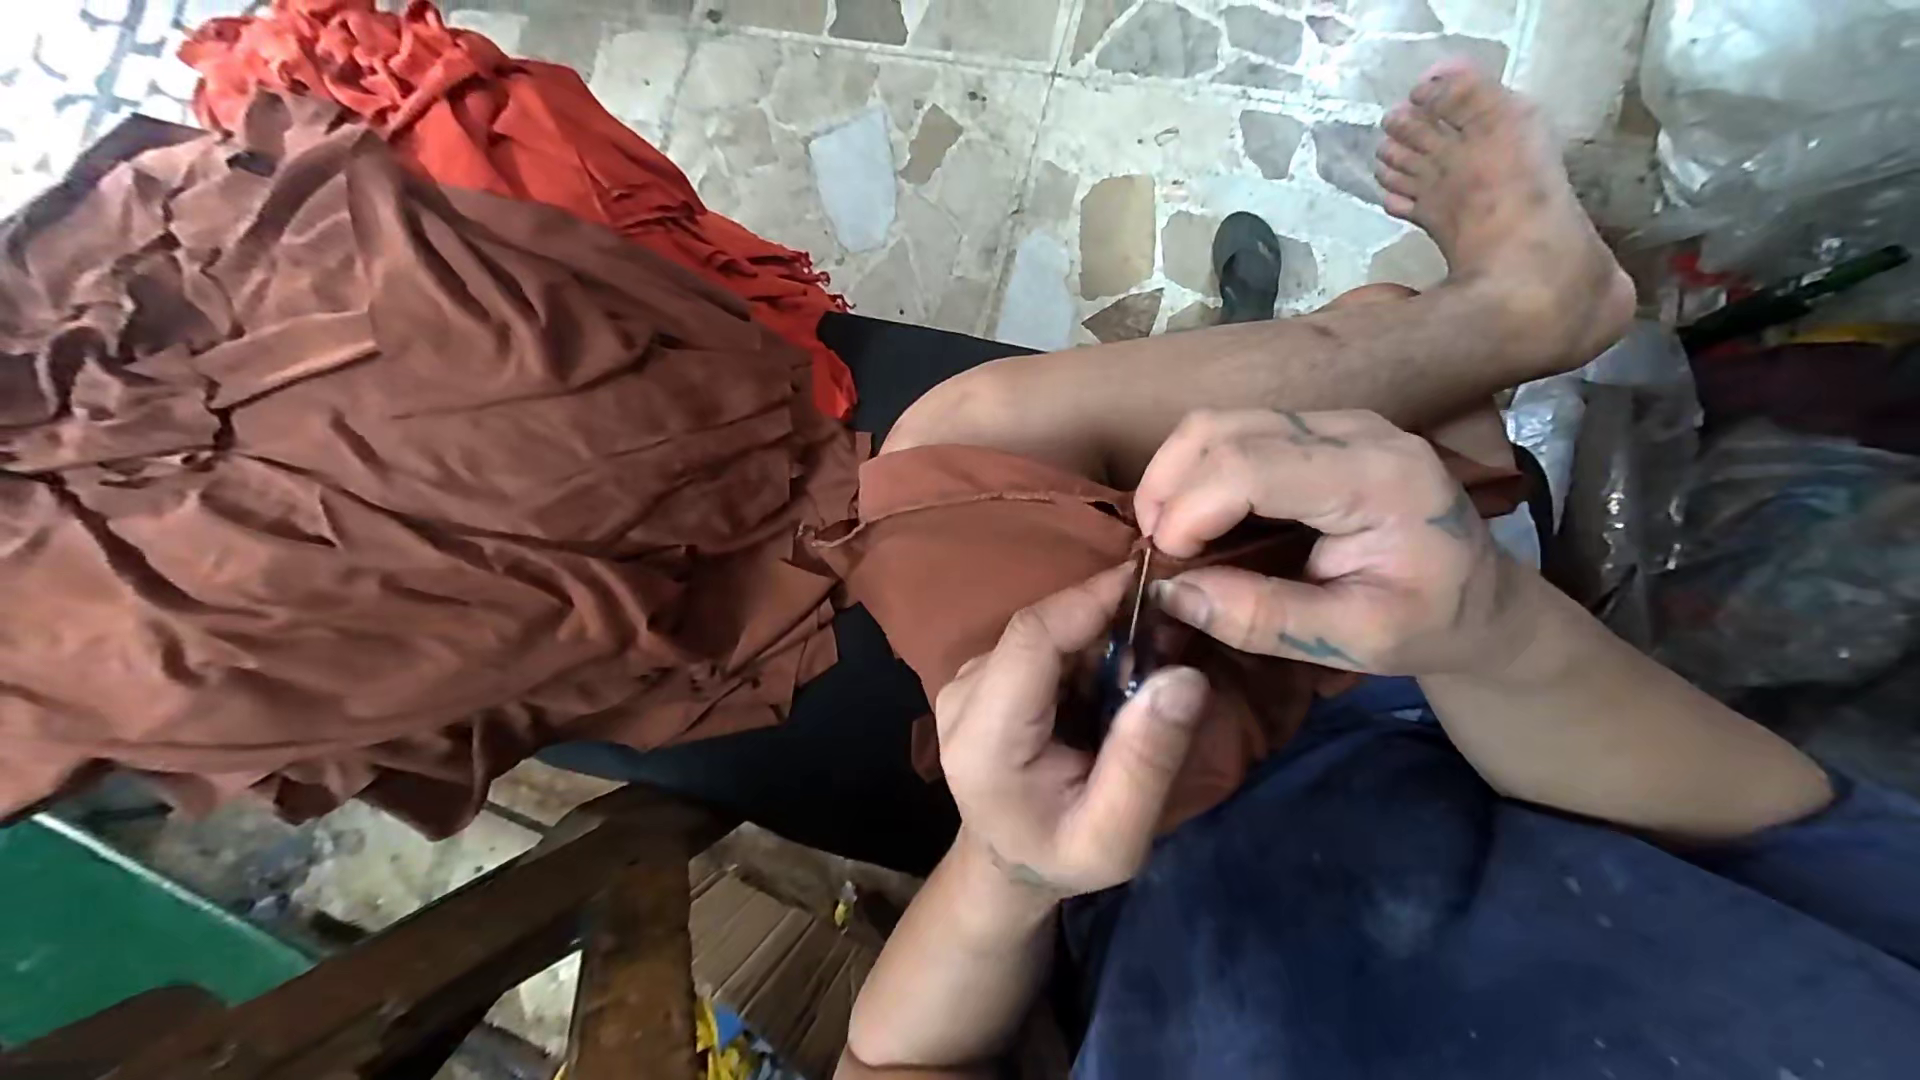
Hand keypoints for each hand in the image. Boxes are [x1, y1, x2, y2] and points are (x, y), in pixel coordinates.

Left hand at [936, 565, 1210, 897]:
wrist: (1008, 858)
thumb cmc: (1058, 856)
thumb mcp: (1116, 836)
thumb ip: (1145, 761)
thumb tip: (1184, 678)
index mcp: (983, 736)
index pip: (1031, 637)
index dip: (1089, 599)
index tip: (1150, 583)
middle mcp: (962, 694)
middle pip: (1039, 627)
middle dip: (1105, 621)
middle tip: (1166, 636)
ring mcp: (967, 680)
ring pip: (1042, 630)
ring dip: (1097, 637)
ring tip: (1144, 668)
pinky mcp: (981, 675)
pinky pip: (1038, 642)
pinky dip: (1082, 649)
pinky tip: (1110, 679)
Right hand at [1134, 409, 1537, 678]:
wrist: (1483, 597)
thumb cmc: (1433, 624)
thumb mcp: (1358, 642)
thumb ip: (1263, 619)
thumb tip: (1169, 593)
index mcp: (1377, 478)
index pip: (1248, 467)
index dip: (1188, 512)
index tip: (1170, 566)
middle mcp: (1351, 430)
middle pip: (1218, 431)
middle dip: (1166, 491)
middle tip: (1159, 551)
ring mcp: (1330, 421)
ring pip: (1213, 424)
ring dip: (1171, 477)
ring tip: (1169, 534)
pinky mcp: (1311, 429)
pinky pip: (1226, 432)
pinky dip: (1190, 472)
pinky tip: (1193, 516)